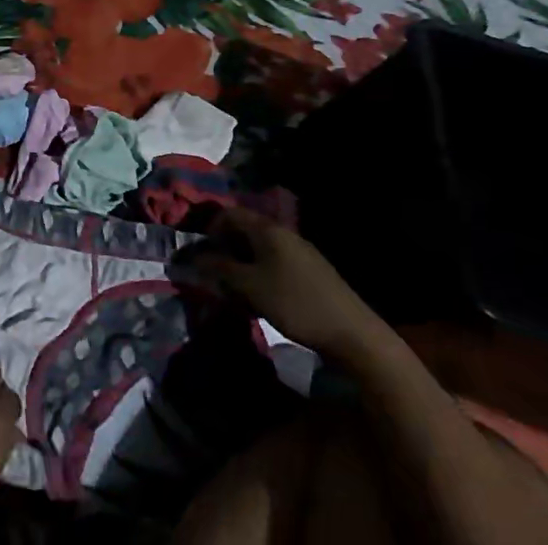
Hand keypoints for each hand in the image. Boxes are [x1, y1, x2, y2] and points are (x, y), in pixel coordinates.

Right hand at [193, 207, 391, 363]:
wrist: (352, 333)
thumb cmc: (293, 303)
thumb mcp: (248, 286)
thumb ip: (219, 268)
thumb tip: (195, 257)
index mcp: (268, 230)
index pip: (229, 213)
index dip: (210, 228)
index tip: (202, 253)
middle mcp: (284, 234)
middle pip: (244, 230)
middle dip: (225, 248)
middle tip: (215, 273)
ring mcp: (300, 252)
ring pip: (259, 249)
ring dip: (241, 264)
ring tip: (234, 289)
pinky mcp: (310, 271)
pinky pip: (274, 262)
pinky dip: (259, 273)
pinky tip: (260, 298)